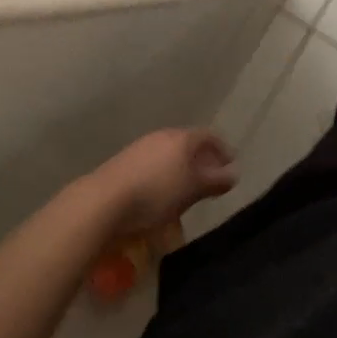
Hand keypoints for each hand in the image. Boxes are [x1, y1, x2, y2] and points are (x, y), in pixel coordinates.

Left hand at [93, 128, 237, 233]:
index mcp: (183, 138)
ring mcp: (141, 147)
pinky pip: (153, 164)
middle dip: (202, 159)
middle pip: (189, 143)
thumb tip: (234, 174)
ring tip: (186, 188)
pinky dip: (164, 174)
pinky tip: (160, 192)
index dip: (223, 150)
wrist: (102, 201)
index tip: (230, 165)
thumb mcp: (192, 190)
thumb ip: (215, 181)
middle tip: (210, 178)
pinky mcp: (124, 162)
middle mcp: (163, 136)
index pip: (210, 136)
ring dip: (181, 168)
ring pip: (169, 154)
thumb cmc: (156, 193)